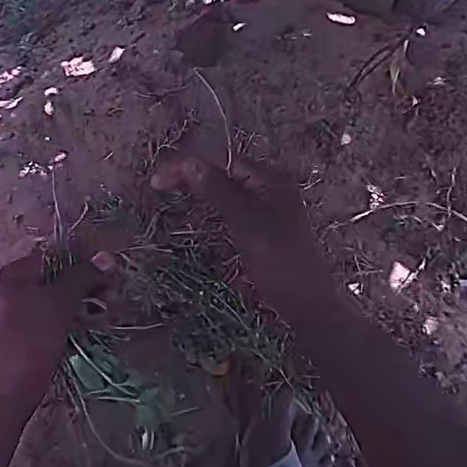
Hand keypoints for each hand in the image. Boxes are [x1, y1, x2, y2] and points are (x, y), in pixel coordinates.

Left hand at [0, 245, 113, 394]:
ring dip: (88, 303)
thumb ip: (81, 277)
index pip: (58, 254)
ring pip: (63, 301)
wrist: (4, 395)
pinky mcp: (34, 338)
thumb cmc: (27, 340)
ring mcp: (26, 315)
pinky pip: (60, 321)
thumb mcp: (57, 302)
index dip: (86, 260)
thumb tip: (106, 256)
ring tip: (111, 313)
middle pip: (61, 277)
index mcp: (18, 273)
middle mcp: (19, 289)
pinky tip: (96, 328)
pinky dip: (78, 321)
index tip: (113, 273)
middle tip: (116, 296)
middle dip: (90, 284)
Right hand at [150, 156, 327, 309]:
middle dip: (190, 173)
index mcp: (270, 179)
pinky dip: (209, 201)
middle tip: (158, 185)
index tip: (159, 179)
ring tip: (169, 191)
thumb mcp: (245, 224)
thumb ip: (219, 192)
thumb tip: (190, 163)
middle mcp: (270, 186)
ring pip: (224, 186)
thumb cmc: (279, 264)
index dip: (189, 165)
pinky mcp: (262, 223)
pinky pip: (230, 203)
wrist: (307, 306)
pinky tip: (195, 206)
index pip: (222, 160)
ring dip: (197, 185)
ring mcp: (267, 205)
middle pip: (223, 170)